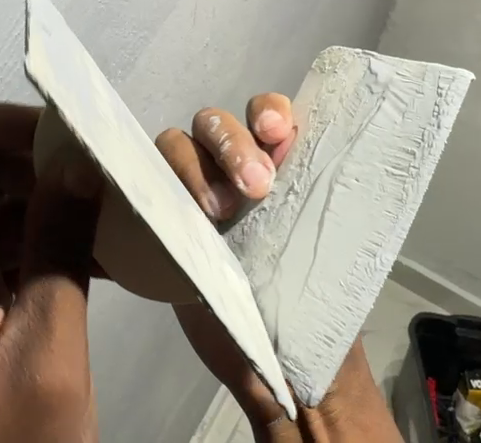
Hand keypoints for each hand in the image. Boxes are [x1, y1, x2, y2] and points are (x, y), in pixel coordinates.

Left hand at [0, 103, 105, 442]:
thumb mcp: (44, 351)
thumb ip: (60, 244)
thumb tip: (82, 159)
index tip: (55, 127)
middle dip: (26, 164)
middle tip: (95, 158)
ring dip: (44, 201)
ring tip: (106, 191)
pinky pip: (2, 256)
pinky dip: (47, 241)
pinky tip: (99, 238)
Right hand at [156, 95, 403, 442]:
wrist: (280, 368)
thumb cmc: (315, 308)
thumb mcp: (329, 266)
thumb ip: (320, 231)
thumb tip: (331, 206)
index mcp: (279, 164)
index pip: (268, 114)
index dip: (268, 112)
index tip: (277, 136)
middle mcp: (232, 167)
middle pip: (216, 123)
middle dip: (232, 144)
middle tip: (254, 189)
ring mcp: (195, 190)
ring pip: (178, 145)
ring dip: (195, 169)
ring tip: (216, 214)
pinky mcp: (166, 218)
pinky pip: (149, 185)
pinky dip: (155, 188)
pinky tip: (171, 214)